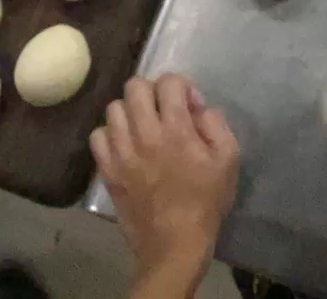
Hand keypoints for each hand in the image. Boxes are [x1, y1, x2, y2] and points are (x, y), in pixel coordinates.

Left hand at [92, 74, 239, 290]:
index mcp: (176, 129)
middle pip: (135, 86)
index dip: (182, 86)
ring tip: (143, 126)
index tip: (191, 107)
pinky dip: (110, 134)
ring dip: (131, 111)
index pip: (168, 81)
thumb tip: (198, 108)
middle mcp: (145, 134)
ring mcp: (122, 153)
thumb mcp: (229, 158)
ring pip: (114, 108)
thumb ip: (216, 124)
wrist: (174, 246)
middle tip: (164, 110)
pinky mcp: (108, 171)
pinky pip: (97, 137)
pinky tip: (125, 144)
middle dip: (153, 91)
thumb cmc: (205, 201)